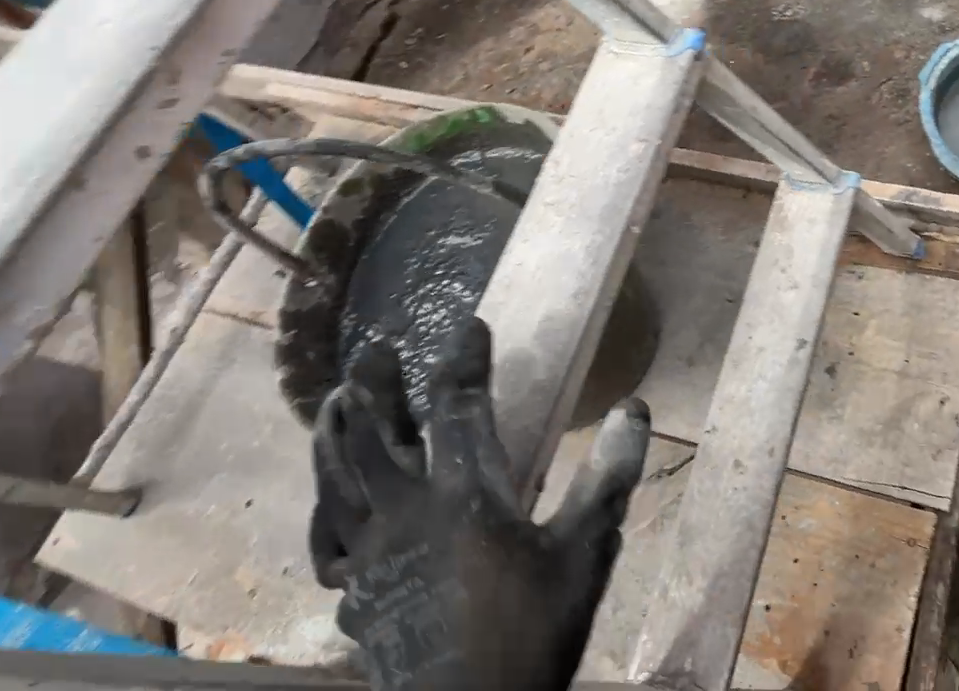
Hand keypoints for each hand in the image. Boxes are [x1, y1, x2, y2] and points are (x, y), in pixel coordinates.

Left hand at [309, 316, 649, 690]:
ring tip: (331, 404)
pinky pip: (327, 540)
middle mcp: (408, 515)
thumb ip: (608, 478)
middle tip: (373, 350)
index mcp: (465, 498)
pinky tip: (327, 502)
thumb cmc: (532, 634)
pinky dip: (324, 509)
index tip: (470, 325)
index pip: (460, 409)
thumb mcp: (585, 553)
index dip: (465, 361)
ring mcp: (373, 557)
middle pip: (378, 436)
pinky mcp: (356, 595)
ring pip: (339, 482)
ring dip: (335, 435)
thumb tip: (634, 408)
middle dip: (376, 387)